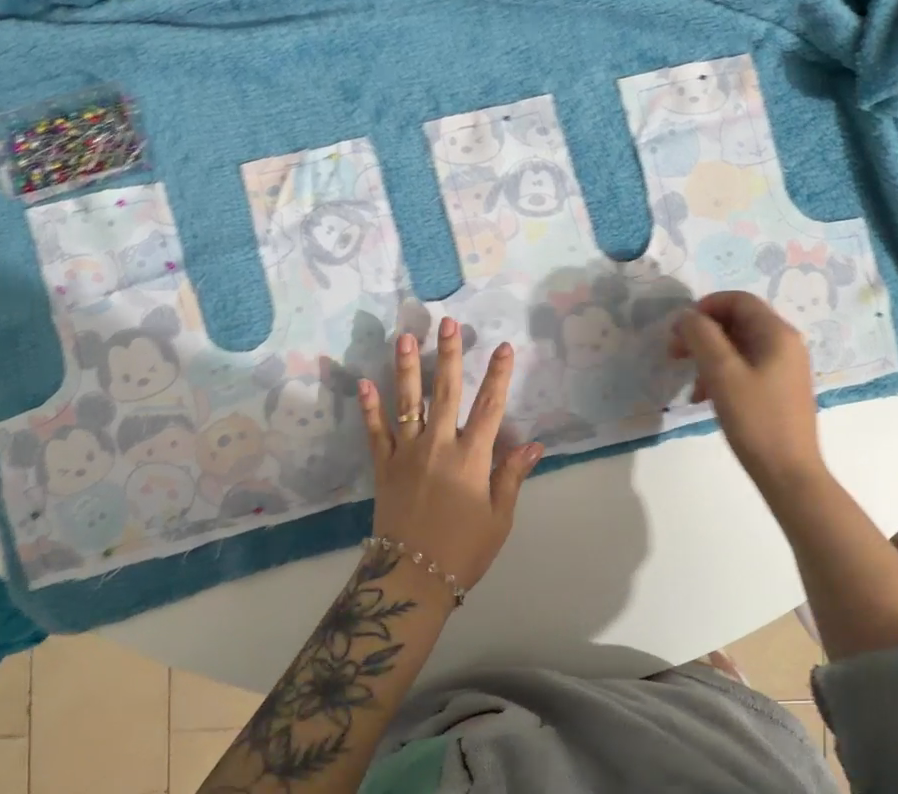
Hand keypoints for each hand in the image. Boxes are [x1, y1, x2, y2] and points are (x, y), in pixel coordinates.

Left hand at [358, 317, 542, 593]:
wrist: (412, 576)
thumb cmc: (464, 550)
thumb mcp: (498, 518)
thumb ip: (511, 476)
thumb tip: (532, 445)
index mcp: (472, 458)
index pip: (490, 407)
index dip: (498, 375)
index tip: (503, 347)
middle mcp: (439, 445)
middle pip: (446, 391)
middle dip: (448, 354)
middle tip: (447, 322)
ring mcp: (407, 453)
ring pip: (407, 402)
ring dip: (407, 368)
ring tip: (406, 337)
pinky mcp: (383, 466)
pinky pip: (375, 431)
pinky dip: (370, 407)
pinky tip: (365, 382)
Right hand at [669, 291, 823, 485]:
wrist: (789, 474)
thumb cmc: (755, 419)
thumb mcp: (722, 373)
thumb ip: (701, 336)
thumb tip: (687, 317)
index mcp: (777, 334)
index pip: (737, 300)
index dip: (704, 307)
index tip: (678, 329)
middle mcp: (785, 344)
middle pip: (737, 321)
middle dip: (702, 333)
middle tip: (674, 352)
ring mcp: (784, 368)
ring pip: (738, 346)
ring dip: (708, 356)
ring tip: (688, 380)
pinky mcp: (779, 390)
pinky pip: (745, 368)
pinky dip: (721, 374)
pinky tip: (704, 397)